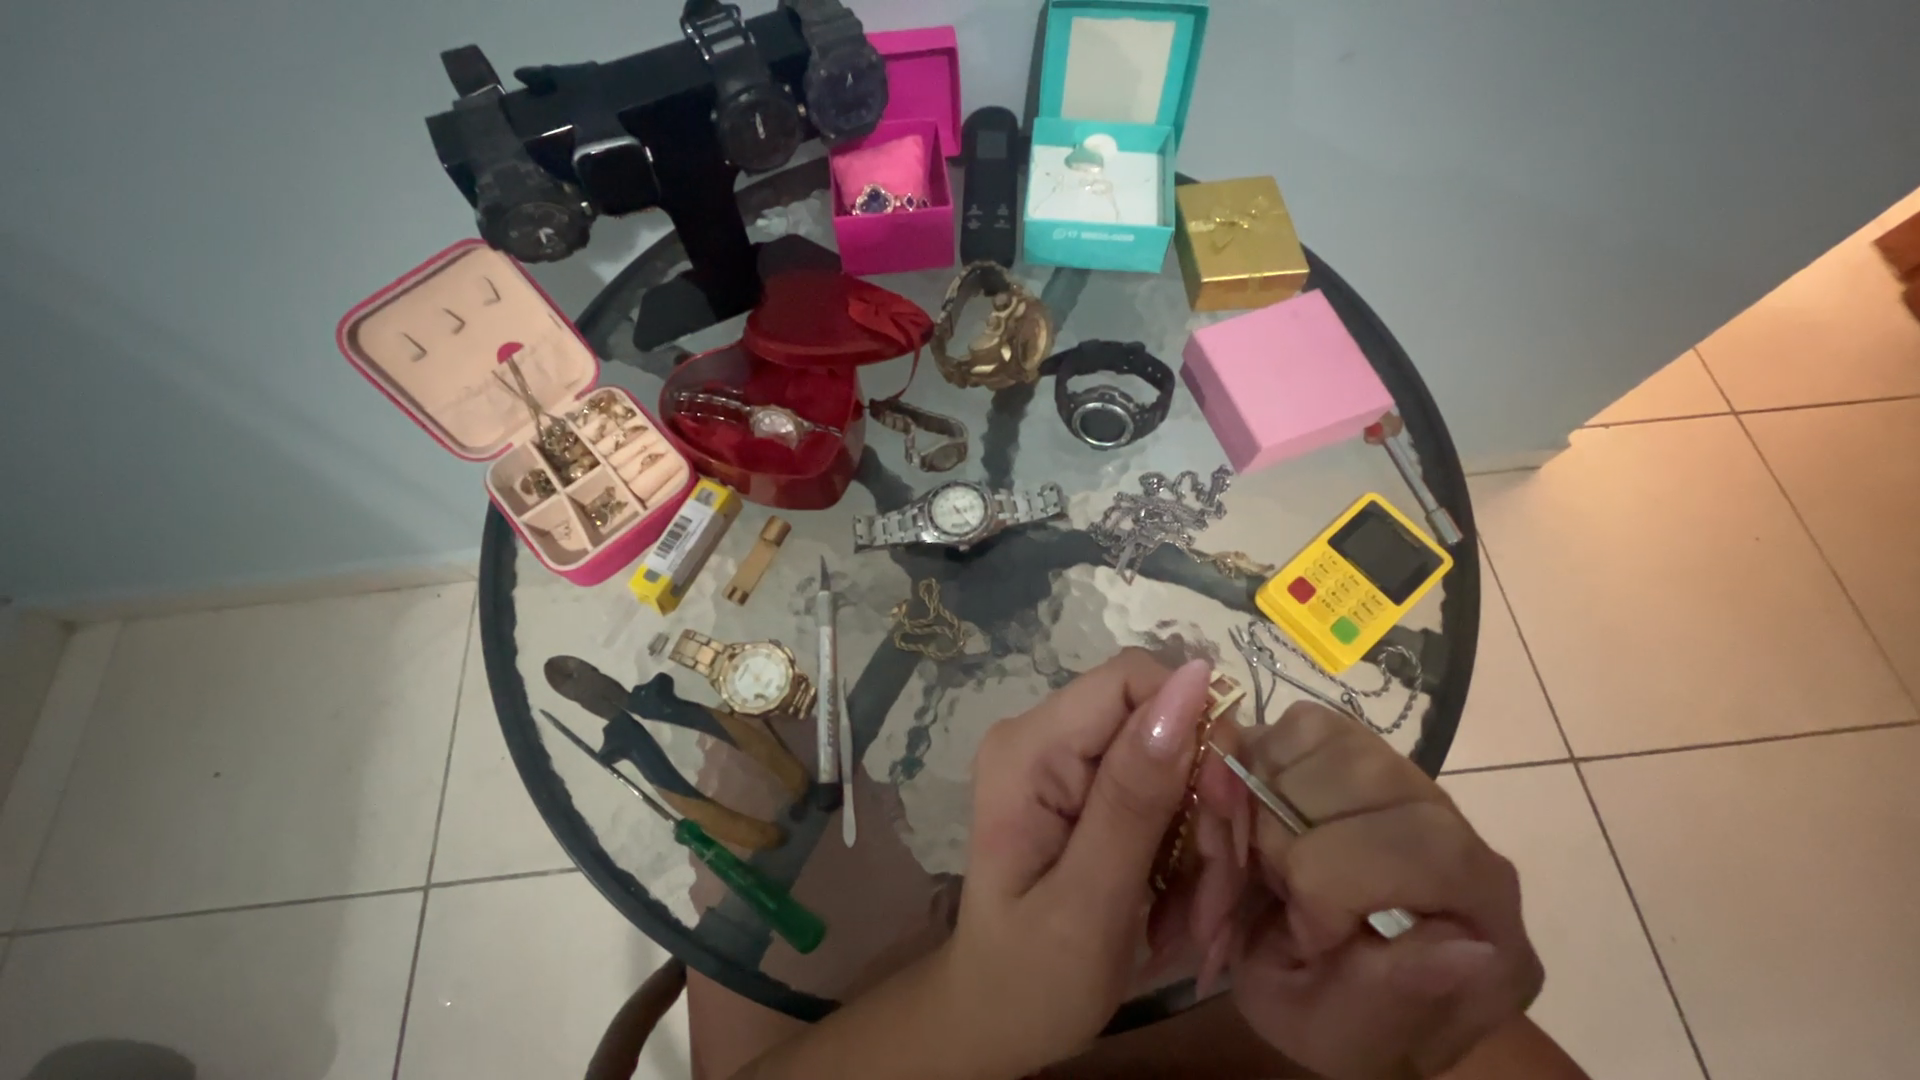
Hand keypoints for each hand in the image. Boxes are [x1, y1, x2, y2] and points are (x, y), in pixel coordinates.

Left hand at [936, 650, 1215, 1077]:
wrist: (999, 1019)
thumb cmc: (1033, 979)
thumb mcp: (1089, 900)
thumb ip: (1135, 794)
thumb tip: (1192, 681)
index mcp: (1029, 750)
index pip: (1132, 679)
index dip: (1194, 727)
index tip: (1221, 811)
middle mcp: (1045, 736)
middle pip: (1163, 721)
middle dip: (1206, 803)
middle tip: (1213, 893)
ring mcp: (1069, 761)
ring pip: (1179, 762)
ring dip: (1207, 840)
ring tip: (1196, 919)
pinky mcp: (1093, 788)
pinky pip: (1169, 793)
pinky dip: (1193, 849)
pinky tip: (1184, 907)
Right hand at [1191, 703, 1543, 1079]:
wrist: (1315, 972)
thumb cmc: (1328, 1013)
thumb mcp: (1343, 1032)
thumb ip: (1397, 994)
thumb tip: (1471, 945)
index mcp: (1483, 910)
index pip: (1427, 846)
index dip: (1333, 878)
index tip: (1301, 929)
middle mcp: (1456, 829)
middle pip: (1369, 776)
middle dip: (1286, 828)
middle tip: (1268, 880)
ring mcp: (1404, 779)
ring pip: (1328, 738)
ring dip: (1267, 788)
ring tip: (1261, 845)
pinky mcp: (1354, 751)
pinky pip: (1298, 725)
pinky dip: (1258, 758)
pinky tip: (1256, 808)